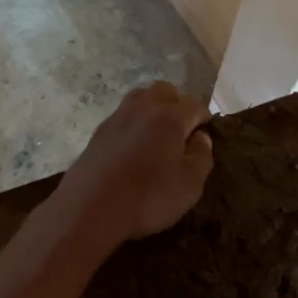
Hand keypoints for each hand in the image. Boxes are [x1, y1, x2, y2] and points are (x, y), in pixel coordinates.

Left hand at [49, 81, 214, 243]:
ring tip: (156, 133)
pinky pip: (123, 115)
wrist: (90, 206)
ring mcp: (118, 116)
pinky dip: (134, 122)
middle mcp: (145, 107)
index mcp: (171, 116)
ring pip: (141, 97)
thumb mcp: (189, 185)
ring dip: (153, 108)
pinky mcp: (99, 130)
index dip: (205, 117)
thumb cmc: (148, 197)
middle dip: (178, 104)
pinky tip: (133, 145)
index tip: (207, 131)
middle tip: (182, 129)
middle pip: (166, 90)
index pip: (195, 105)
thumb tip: (202, 137)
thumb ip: (202, 156)